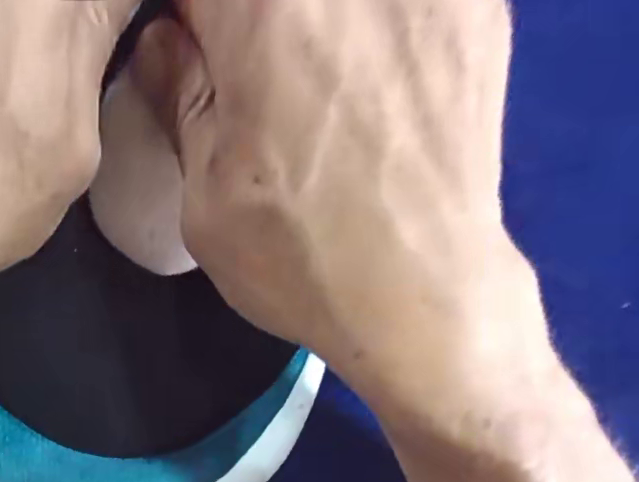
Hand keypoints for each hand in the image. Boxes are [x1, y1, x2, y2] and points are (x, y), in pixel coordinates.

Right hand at [133, 0, 541, 408]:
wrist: (420, 294)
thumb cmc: (293, 258)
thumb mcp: (206, 198)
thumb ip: (181, 101)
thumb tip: (161, 38)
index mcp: (264, 11)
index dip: (187, 17)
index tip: (190, 54)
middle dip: (243, 23)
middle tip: (244, 78)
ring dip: (308, 29)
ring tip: (310, 93)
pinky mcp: (477, 2)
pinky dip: (369, 26)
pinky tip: (368, 80)